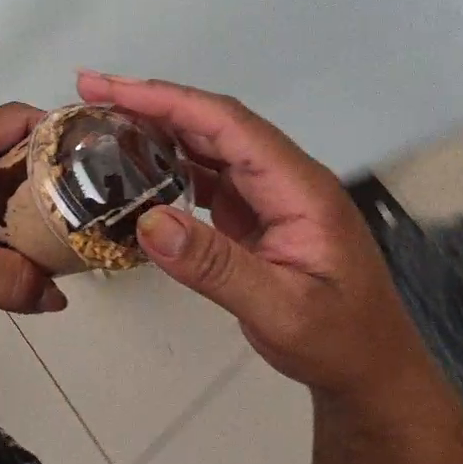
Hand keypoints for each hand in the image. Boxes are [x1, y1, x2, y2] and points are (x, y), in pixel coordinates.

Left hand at [0, 103, 69, 315]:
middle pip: (8, 144)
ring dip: (20, 196)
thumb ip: (5, 280)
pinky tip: (9, 244)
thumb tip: (58, 297)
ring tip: (58, 228)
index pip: (17, 117)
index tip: (94, 159)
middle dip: (47, 170)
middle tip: (85, 203)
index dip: (58, 130)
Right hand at [77, 71, 436, 401]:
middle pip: (212, 122)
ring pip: (207, 142)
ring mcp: (268, 192)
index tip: (111, 90)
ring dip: (155, 125)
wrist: (373, 373)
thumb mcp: (280, 312)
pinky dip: (166, 159)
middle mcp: (283, 176)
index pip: (226, 124)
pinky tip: (134, 163)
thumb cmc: (338, 342)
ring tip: (101, 118)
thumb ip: (216, 266)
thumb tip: (147, 220)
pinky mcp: (254, 210)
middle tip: (88, 90)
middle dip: (150, 101)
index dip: (167, 101)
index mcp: (298, 186)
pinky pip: (205, 171)